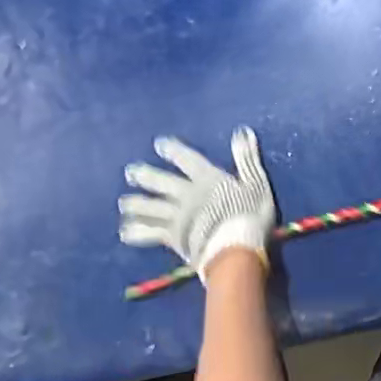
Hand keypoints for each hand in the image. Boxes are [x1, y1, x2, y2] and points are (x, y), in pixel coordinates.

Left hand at [119, 128, 276, 280]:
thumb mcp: (256, 184)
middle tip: (130, 172)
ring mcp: (177, 216)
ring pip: (152, 207)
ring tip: (124, 203)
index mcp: (208, 179)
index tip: (159, 144)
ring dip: (137, 204)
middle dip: (146, 176)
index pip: (187, 160)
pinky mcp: (173, 238)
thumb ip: (247, 159)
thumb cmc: (251, 217)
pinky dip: (137, 232)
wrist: (236, 249)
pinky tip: (125, 233)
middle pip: (162, 183)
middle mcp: (188, 194)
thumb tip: (242, 131)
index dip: (174, 151)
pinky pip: (151, 233)